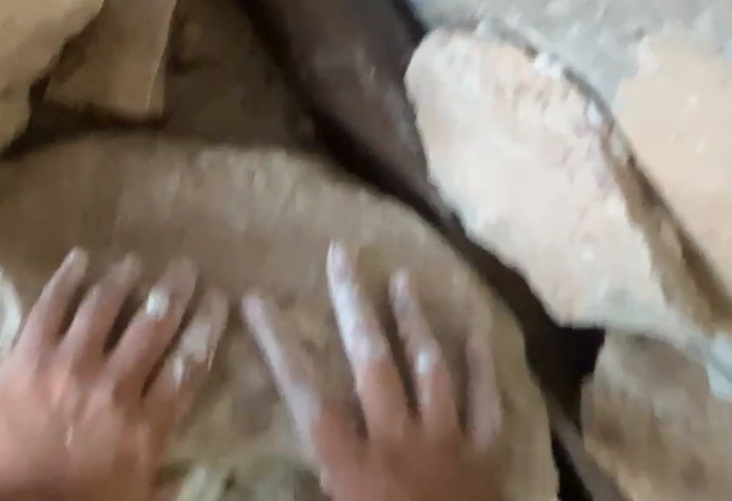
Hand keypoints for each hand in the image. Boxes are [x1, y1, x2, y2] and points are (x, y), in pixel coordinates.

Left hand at [0, 250, 229, 500]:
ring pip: (103, 306)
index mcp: (143, 430)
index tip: (217, 301)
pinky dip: (67, 278)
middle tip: (183, 266)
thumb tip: (190, 462)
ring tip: (133, 262)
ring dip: (122, 279)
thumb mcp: (131, 498)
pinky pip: (51, 305)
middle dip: (174, 291)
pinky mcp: (26, 355)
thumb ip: (157, 470)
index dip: (206, 329)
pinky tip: (79, 259)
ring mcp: (67, 365)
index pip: (187, 368)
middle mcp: (113, 388)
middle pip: (153, 326)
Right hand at [242, 244, 506, 500]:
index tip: (255, 298)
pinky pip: (486, 405)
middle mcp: (397, 442)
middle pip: (372, 360)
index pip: (304, 391)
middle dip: (353, 302)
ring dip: (413, 319)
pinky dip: (481, 368)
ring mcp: (447, 446)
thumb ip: (304, 484)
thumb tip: (246, 483)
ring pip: (430, 368)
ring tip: (402, 277)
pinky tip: (476, 332)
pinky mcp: (486, 460)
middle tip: (341, 253)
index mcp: (352, 465)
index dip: (277, 343)